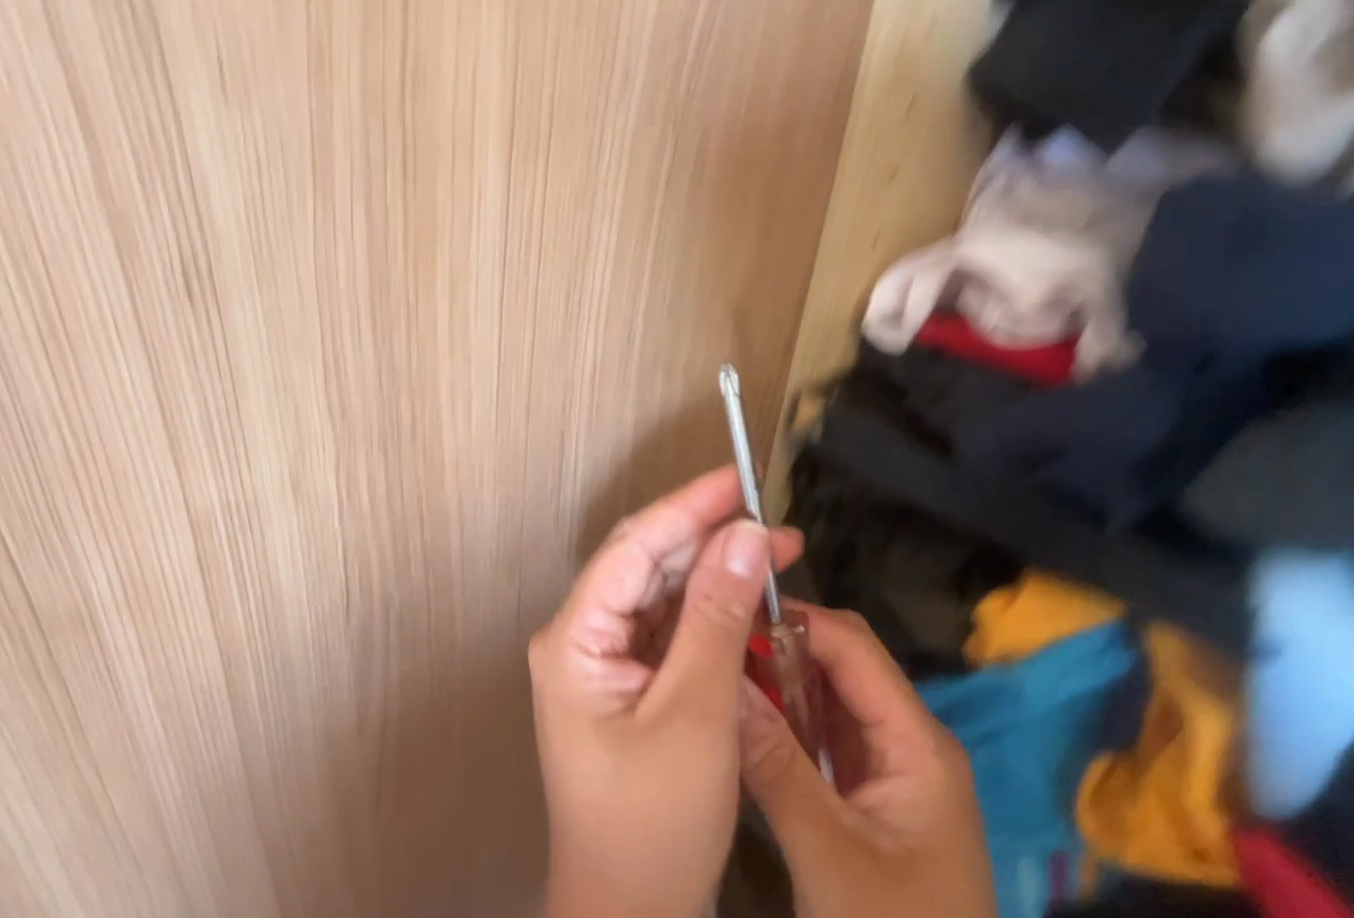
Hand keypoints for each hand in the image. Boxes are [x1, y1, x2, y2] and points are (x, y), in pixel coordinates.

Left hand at [530, 466, 802, 917]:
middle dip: (711, 541)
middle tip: (778, 529)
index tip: (741, 478)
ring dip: (717, 577)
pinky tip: (753, 606)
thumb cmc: (654, 822)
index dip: (688, 507)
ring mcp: (603, 662)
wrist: (630, 911)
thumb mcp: (696, 714)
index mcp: (575, 638)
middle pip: (647, 566)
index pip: (633, 548)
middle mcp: (581, 639)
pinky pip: (671, 631)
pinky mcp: (627, 685)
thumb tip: (745, 535)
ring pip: (663, 596)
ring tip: (778, 558)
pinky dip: (712, 616)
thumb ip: (717, 618)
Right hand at [739, 604, 994, 917]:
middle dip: (780, 644)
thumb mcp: (830, 855)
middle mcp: (907, 741)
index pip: (853, 647)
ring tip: (716, 663)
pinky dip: (785, 721)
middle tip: (713, 634)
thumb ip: (776, 767)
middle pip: (843, 665)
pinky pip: (824, 739)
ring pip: (829, 701)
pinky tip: (742, 717)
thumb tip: (723, 684)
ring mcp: (889, 771)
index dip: (794, 617)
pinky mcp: (869, 798)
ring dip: (778, 681)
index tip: (727, 605)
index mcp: (917, 742)